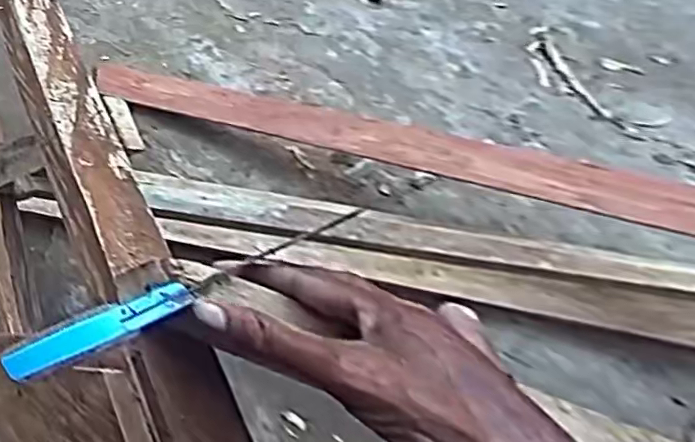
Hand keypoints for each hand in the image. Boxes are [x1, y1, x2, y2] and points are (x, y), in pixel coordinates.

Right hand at [186, 265, 569, 441]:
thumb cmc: (453, 424)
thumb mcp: (344, 375)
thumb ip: (276, 341)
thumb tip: (212, 310)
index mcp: (383, 308)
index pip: (303, 277)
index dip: (260, 272)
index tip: (229, 271)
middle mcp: (417, 319)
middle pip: (344, 290)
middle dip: (302, 285)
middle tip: (268, 286)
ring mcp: (454, 350)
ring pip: (389, 313)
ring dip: (353, 306)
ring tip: (333, 306)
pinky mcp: (481, 381)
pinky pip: (442, 340)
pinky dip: (419, 332)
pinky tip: (436, 327)